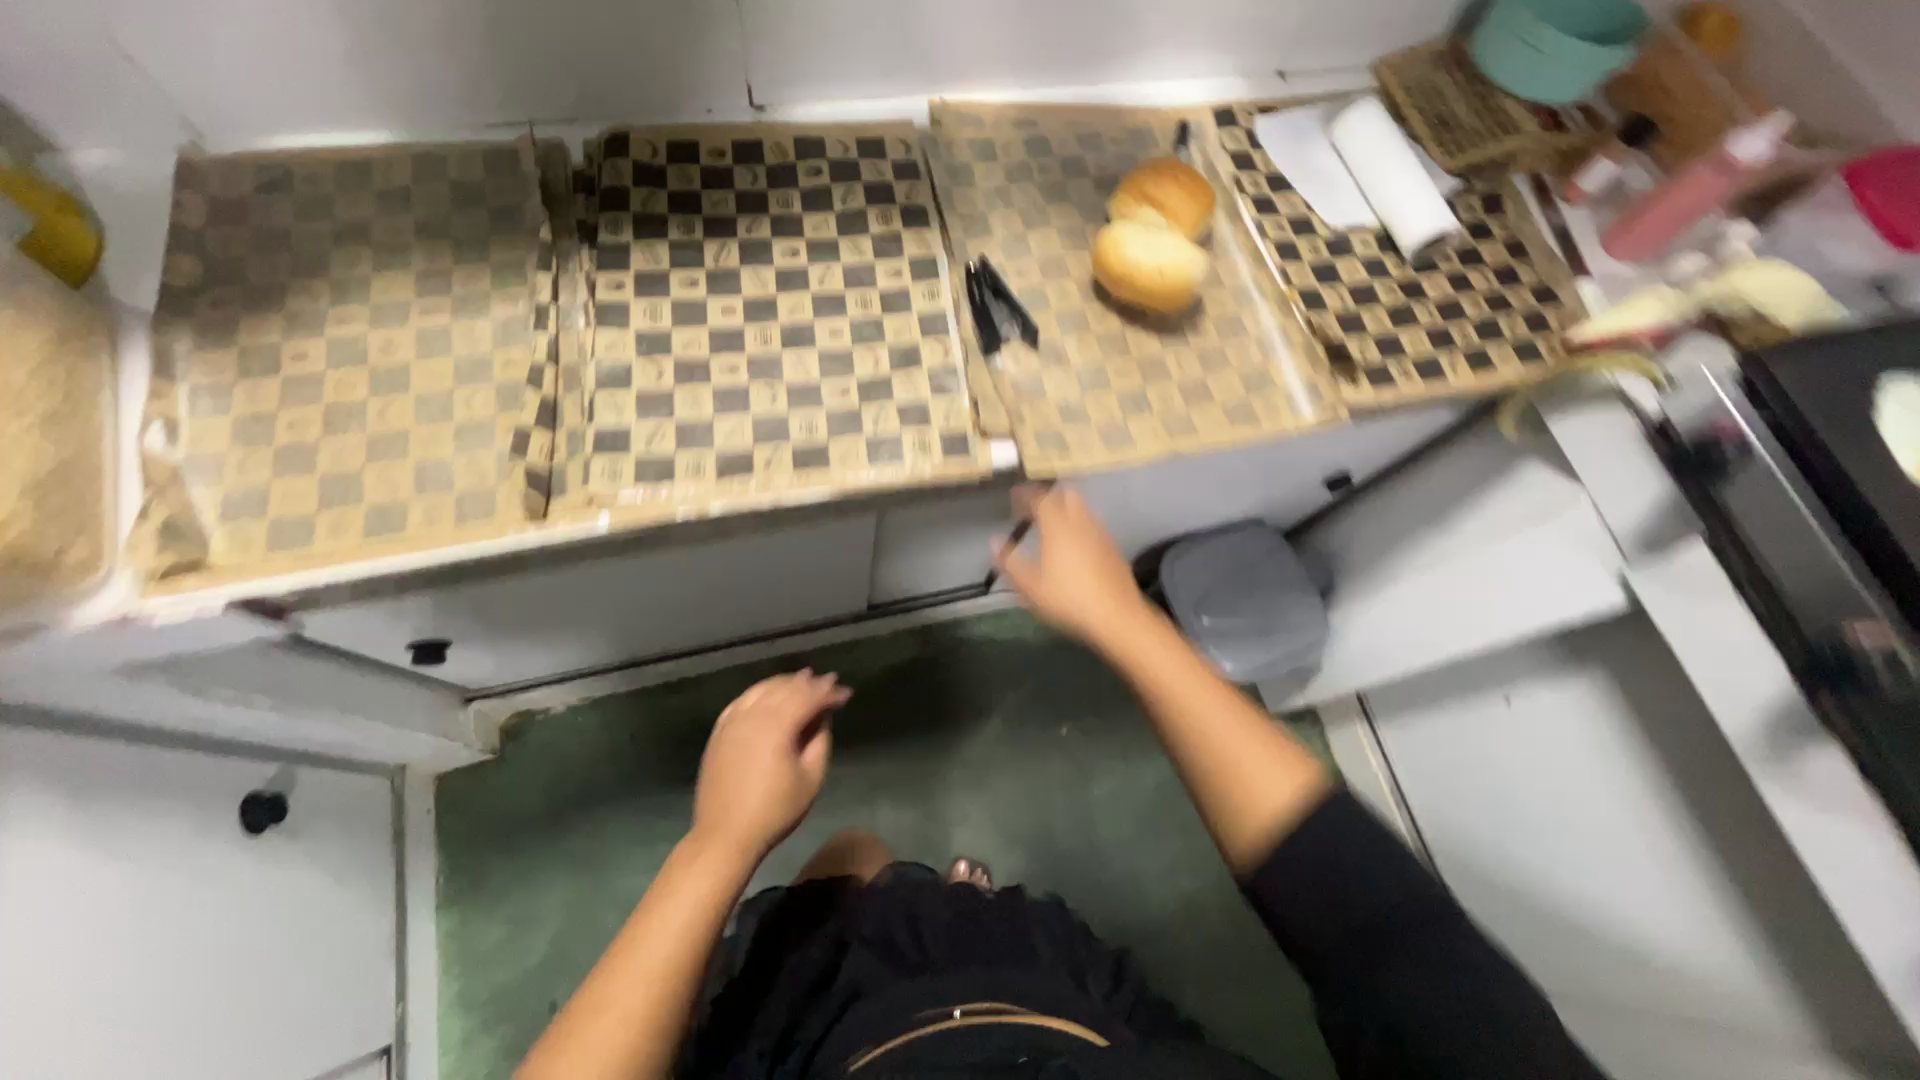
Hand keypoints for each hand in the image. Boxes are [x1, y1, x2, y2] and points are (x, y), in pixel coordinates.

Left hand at [691, 670, 849, 858]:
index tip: (846, 693)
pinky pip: (741, 701)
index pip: (808, 697)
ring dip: (784, 683)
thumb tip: (821, 717)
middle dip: (809, 683)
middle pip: (785, 688)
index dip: (829, 693)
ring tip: (803, 680)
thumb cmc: (775, 811)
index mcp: (777, 726)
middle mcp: (752, 715)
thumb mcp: (811, 778)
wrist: (725, 835)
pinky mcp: (719, 732)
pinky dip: (759, 692)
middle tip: (829, 681)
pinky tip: (768, 694)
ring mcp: (731, 722)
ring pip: (761, 690)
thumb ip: (820, 741)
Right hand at [994, 484, 1155, 647]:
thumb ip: (1010, 562)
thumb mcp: (1030, 586)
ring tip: (1053, 528)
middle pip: (1067, 495)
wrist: (1117, 616)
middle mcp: (1081, 523)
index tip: (1014, 496)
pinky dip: (1081, 527)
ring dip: (1067, 511)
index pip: (1040, 498)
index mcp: (1058, 527)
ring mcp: (1101, 534)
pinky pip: (1094, 527)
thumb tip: (994, 542)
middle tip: (1035, 509)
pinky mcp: (1113, 549)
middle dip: (1050, 496)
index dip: (1026, 494)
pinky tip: (1075, 548)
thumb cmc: (1068, 600)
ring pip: (1083, 510)